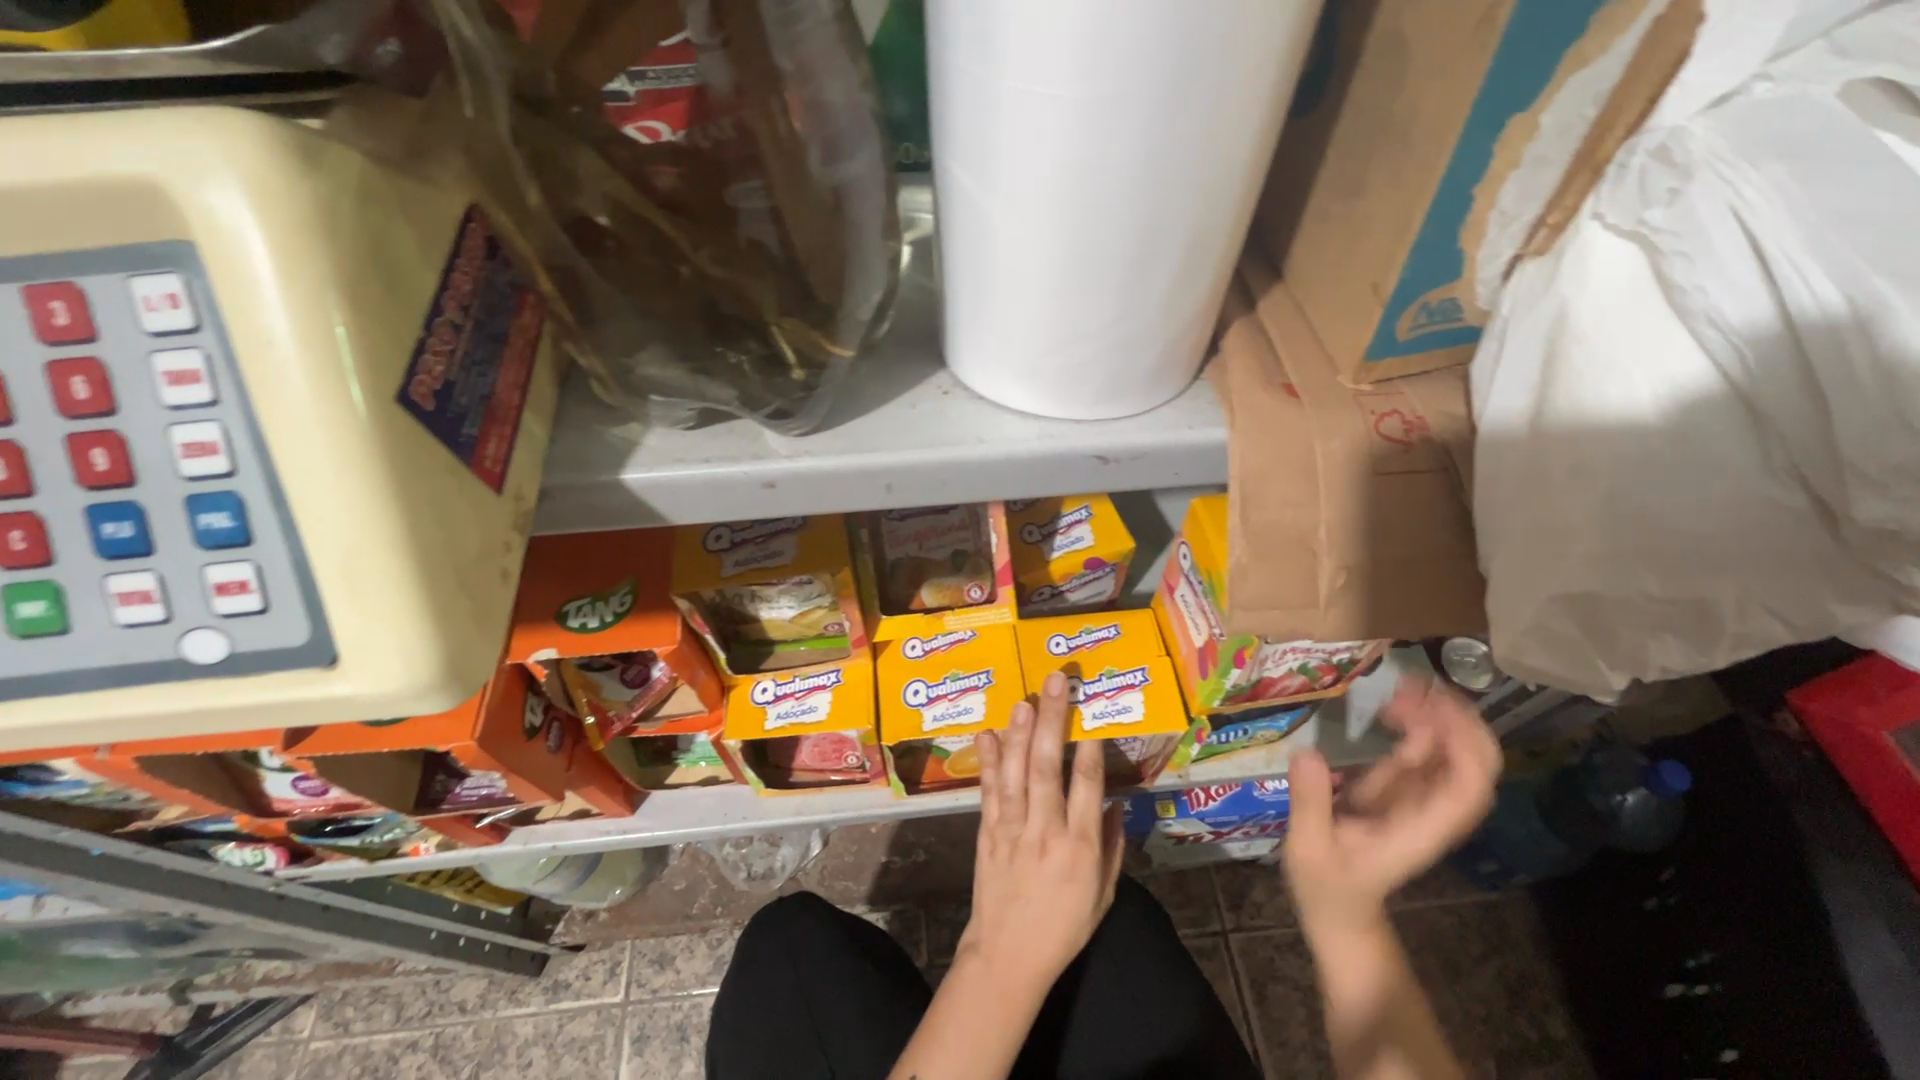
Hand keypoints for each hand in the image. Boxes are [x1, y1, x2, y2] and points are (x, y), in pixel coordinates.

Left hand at [960, 671, 1125, 993]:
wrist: (1008, 955)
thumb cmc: (1064, 927)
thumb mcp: (1103, 893)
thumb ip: (1112, 846)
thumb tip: (1117, 802)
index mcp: (1080, 847)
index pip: (1087, 786)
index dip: (1090, 749)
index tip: (1093, 717)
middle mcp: (1045, 831)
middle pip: (1048, 766)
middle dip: (1053, 720)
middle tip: (1057, 683)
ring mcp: (1012, 829)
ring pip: (1016, 773)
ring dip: (1019, 732)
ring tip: (1025, 699)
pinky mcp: (988, 833)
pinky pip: (989, 791)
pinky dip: (989, 761)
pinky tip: (989, 734)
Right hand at [1284, 676, 1500, 932]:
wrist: (1339, 913)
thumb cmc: (1327, 889)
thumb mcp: (1308, 849)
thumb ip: (1310, 805)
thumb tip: (1307, 754)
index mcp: (1421, 830)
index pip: (1467, 790)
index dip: (1464, 749)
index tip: (1436, 711)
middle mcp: (1431, 810)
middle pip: (1472, 764)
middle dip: (1457, 721)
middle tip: (1418, 687)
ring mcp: (1419, 798)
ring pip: (1447, 751)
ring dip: (1433, 714)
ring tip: (1399, 686)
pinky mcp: (1400, 791)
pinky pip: (1420, 753)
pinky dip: (1413, 725)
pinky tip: (1392, 704)